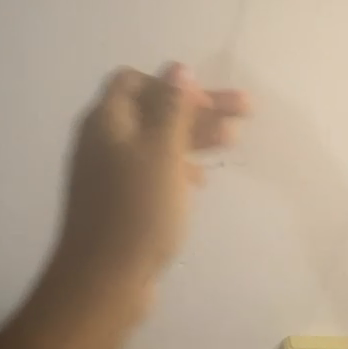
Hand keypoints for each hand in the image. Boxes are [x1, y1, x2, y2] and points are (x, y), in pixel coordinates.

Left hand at [53, 64, 249, 287]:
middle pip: (152, 110)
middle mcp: (102, 141)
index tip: (206, 101)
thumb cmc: (136, 210)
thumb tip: (177, 68)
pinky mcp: (118, 201)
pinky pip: (151, 171)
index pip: (133, 81)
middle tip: (245, 113)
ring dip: (193, 136)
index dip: (172, 84)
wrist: (103, 280)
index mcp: (106, 121)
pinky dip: (177, 167)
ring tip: (232, 141)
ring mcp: (108, 173)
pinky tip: (200, 181)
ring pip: (156, 141)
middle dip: (197, 108)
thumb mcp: (161, 151)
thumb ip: (172, 107)